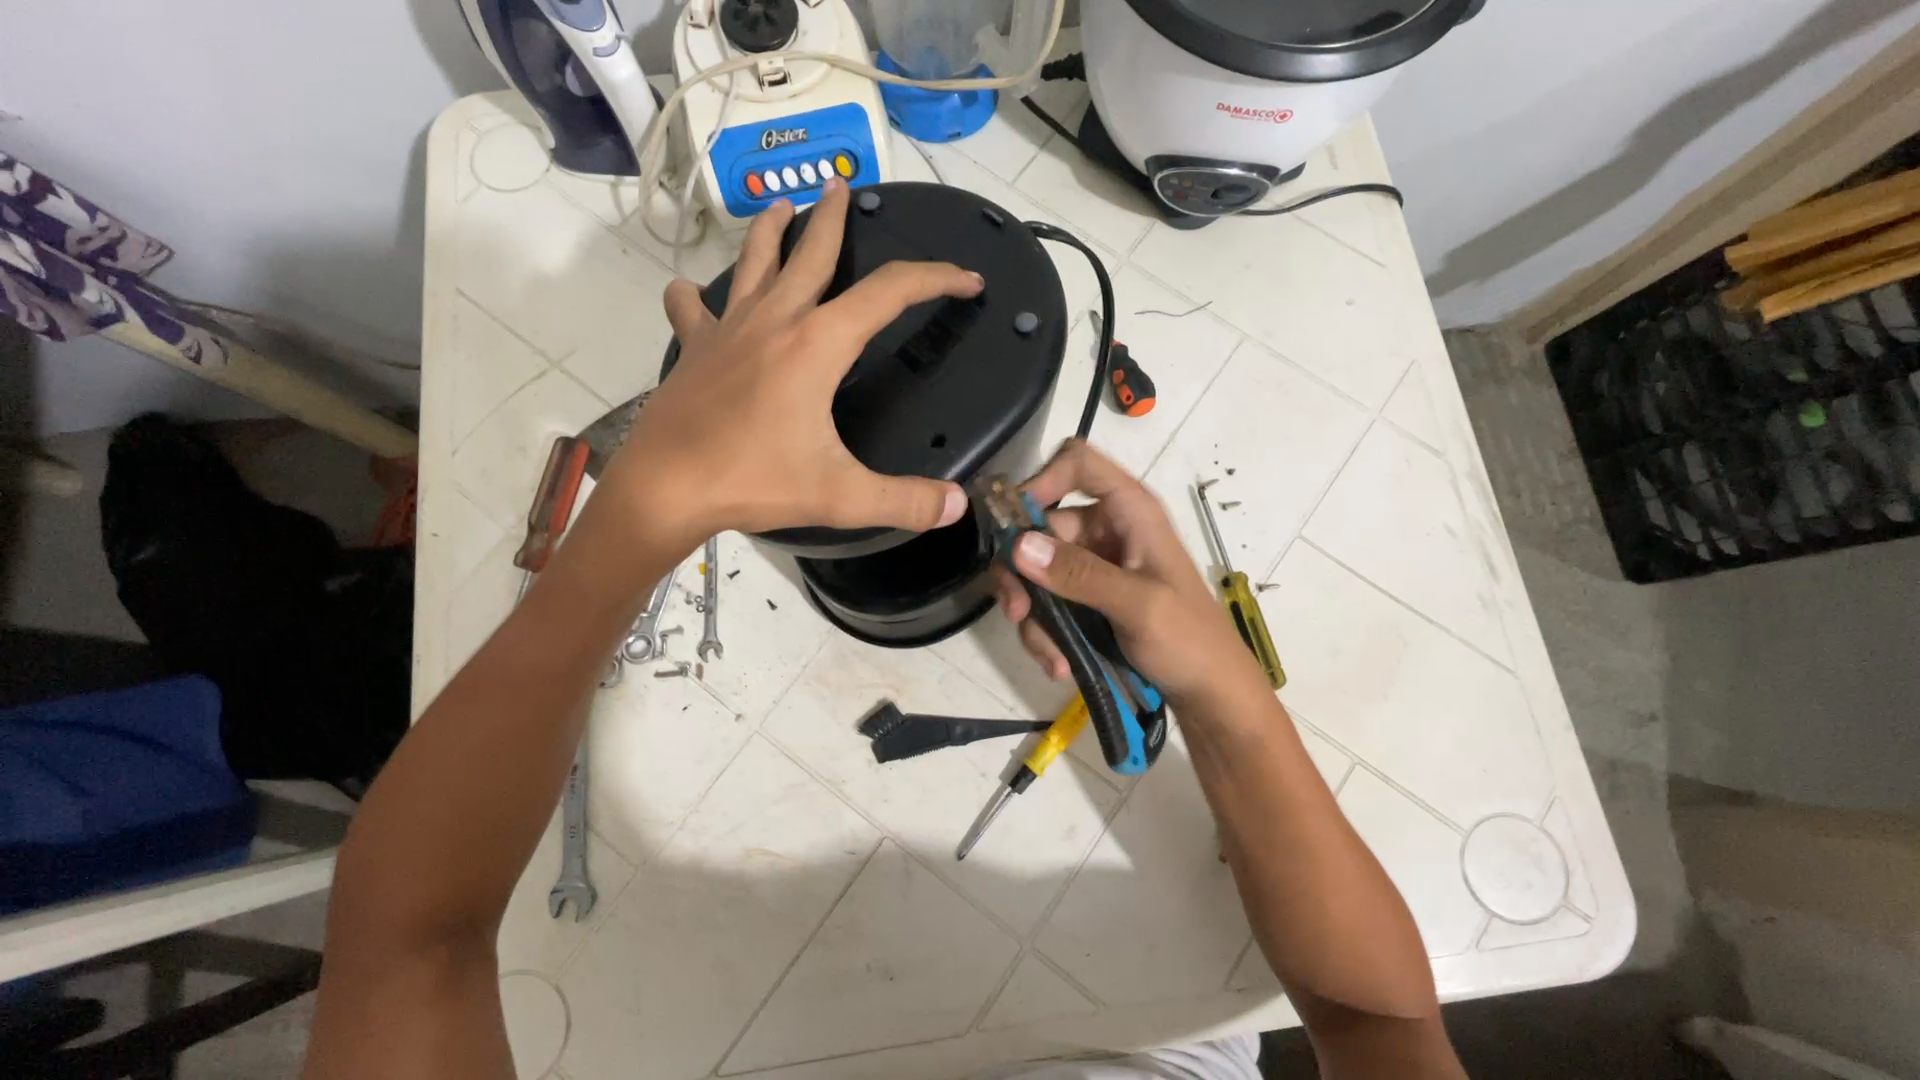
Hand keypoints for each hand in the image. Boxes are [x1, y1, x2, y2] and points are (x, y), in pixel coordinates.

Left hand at [598, 177, 980, 552]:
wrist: (665, 488)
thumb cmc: (755, 482)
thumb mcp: (841, 497)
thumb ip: (904, 501)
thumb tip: (957, 506)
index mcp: (818, 344)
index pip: (890, 293)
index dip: (936, 278)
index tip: (967, 279)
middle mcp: (775, 320)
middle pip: (813, 253)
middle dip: (836, 218)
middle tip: (845, 184)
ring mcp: (729, 329)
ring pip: (754, 262)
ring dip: (770, 231)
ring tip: (781, 206)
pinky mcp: (695, 348)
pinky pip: (694, 307)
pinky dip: (695, 295)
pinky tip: (692, 293)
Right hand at [993, 440, 1264, 703]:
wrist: (1211, 694)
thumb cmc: (1190, 640)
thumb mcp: (1139, 606)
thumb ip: (1080, 574)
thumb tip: (1018, 545)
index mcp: (1130, 511)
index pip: (1077, 463)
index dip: (1040, 481)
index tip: (1016, 528)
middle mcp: (1106, 530)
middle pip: (1040, 526)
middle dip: (1022, 573)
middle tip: (1017, 612)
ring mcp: (1092, 566)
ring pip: (1034, 572)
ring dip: (1035, 616)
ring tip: (1053, 657)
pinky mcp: (1083, 600)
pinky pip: (1045, 605)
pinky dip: (1046, 636)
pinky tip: (1061, 665)